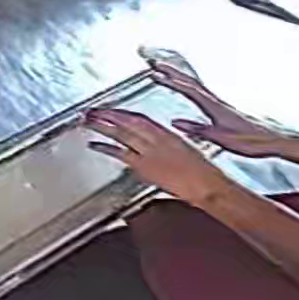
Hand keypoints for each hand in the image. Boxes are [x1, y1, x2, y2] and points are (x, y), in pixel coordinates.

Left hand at [85, 108, 236, 206]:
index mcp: (171, 137)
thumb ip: (166, 142)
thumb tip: (150, 137)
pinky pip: (118, 153)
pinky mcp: (143, 165)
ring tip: (86, 122)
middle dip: (106, 115)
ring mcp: (150, 153)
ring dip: (100, 126)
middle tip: (89, 111)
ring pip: (120, 134)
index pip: (141, 120)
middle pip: (127, 123)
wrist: (212, 189)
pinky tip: (92, 145)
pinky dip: (103, 147)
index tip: (108, 110)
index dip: (121, 113)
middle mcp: (159, 141)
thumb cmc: (205, 173)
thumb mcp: (186, 150)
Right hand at [150, 60, 294, 157]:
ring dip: (183, 78)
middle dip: (175, 73)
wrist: (278, 143)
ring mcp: (222, 105)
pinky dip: (192, 87)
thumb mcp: (221, 138)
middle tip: (159, 65)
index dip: (172, 82)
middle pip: (194, 83)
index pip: (190, 91)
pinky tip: (190, 90)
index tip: (156, 75)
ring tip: (169, 73)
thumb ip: (198, 129)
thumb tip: (176, 122)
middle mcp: (218, 103)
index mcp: (215, 107)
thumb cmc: (253, 141)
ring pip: (199, 87)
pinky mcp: (225, 109)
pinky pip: (204, 94)